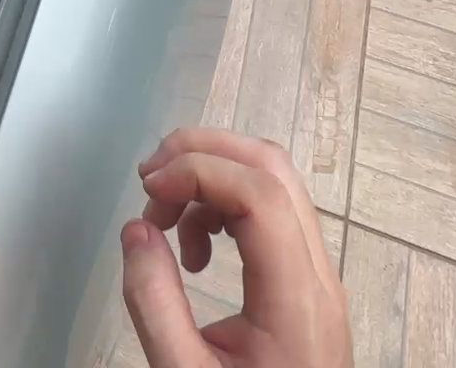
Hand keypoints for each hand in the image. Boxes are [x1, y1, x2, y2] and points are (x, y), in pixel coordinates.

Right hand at [122, 129, 351, 367]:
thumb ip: (154, 303)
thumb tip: (138, 227)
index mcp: (296, 301)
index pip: (258, 193)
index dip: (196, 171)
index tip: (147, 192)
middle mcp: (317, 275)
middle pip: (270, 166)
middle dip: (200, 152)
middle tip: (149, 180)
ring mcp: (315, 273)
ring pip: (269, 177)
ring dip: (207, 173)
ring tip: (161, 213)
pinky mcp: (302, 277)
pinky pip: (265, 206)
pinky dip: (218, 201)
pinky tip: (191, 245)